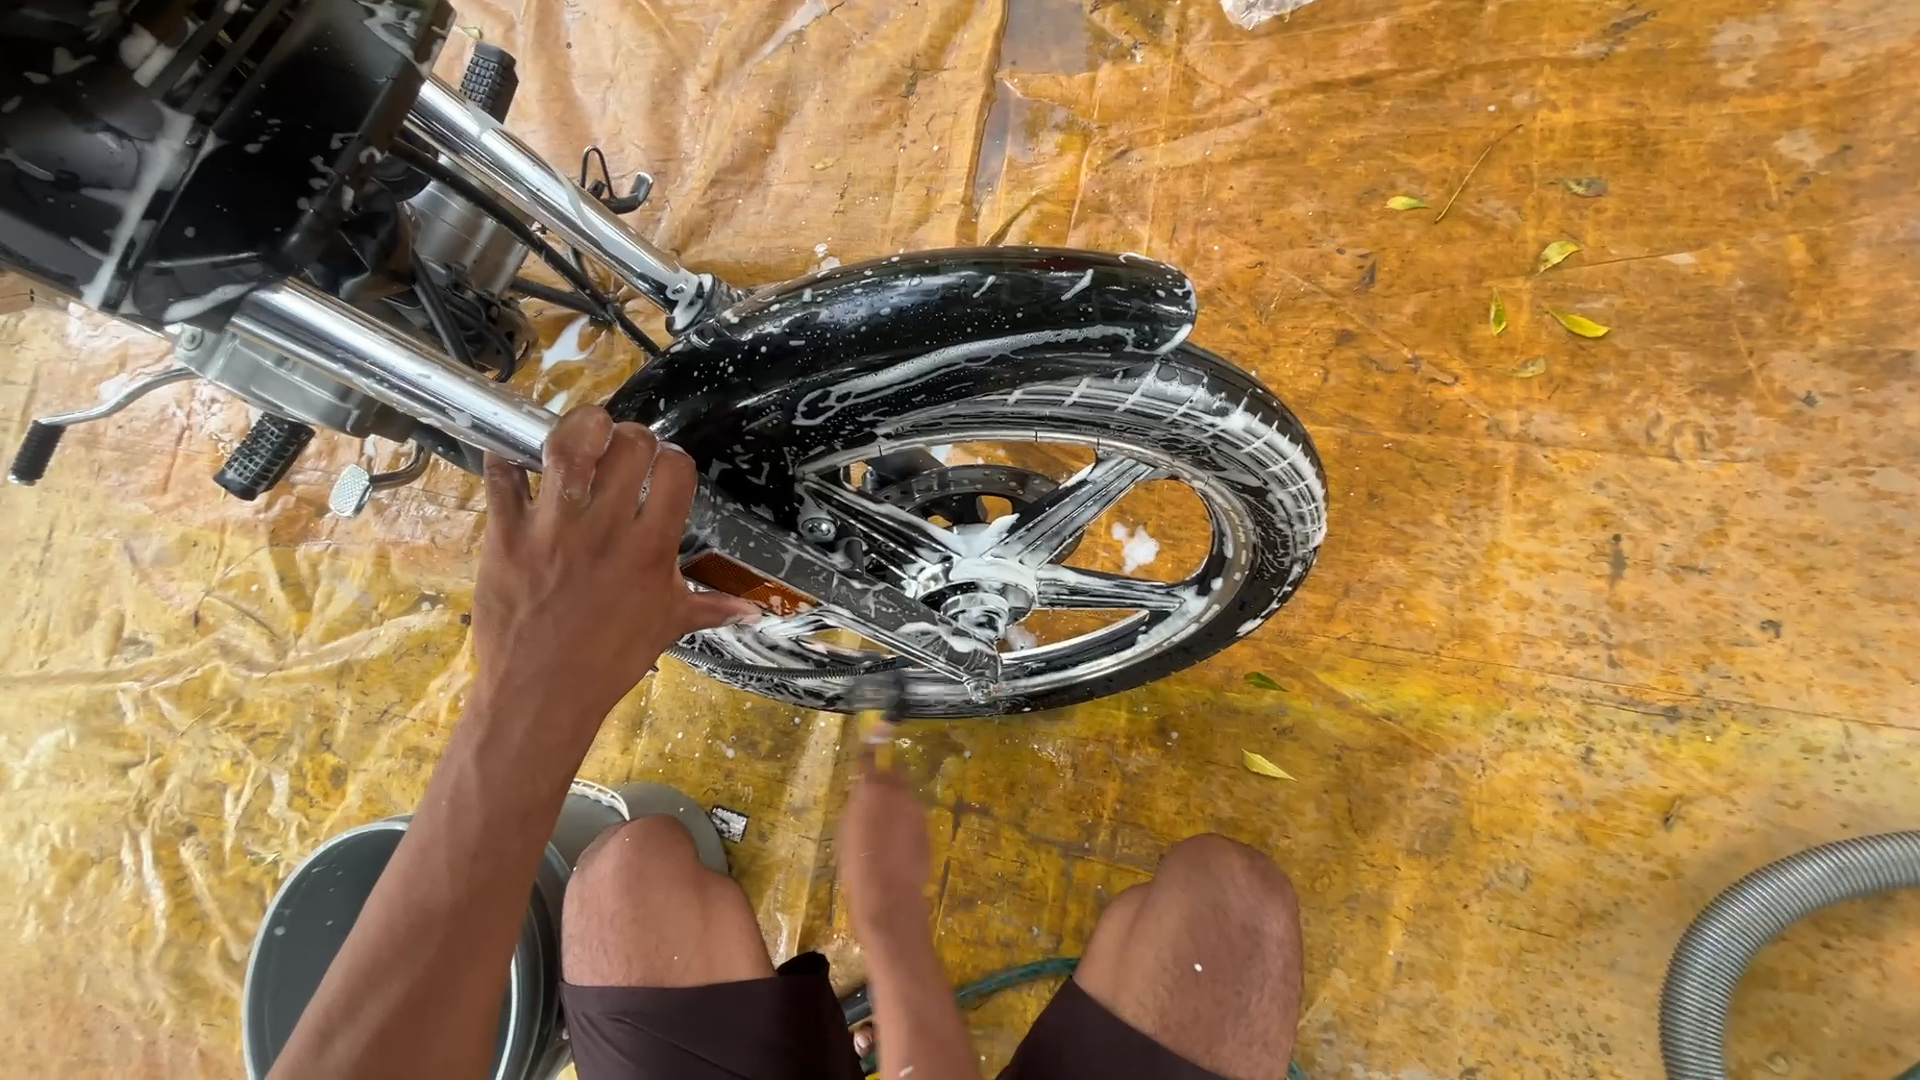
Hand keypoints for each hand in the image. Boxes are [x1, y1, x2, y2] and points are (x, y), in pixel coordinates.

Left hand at [471, 405, 757, 734]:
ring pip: (568, 448)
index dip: (674, 459)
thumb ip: (713, 607)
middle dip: (633, 436)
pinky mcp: (506, 534)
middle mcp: (607, 528)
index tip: (666, 467)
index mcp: (651, 547)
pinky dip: (504, 461)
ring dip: (580, 428)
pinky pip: (501, 479)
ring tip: (585, 432)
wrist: (543, 692)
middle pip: (629, 445)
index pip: (675, 471)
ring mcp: (553, 527)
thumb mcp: (669, 625)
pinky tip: (514, 460)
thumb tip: (754, 611)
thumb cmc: (612, 658)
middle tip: (626, 448)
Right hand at [837, 725, 933, 945]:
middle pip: (893, 776)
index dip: (872, 744)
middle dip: (884, 780)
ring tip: (879, 830)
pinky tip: (892, 846)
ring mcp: (917, 812)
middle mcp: (900, 794)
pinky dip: (903, 825)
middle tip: (869, 797)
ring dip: (894, 805)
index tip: (878, 727)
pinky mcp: (927, 831)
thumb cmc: (857, 866)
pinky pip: (911, 820)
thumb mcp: (846, 830)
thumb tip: (864, 787)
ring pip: (904, 798)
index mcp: (874, 790)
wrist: (889, 900)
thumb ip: (858, 801)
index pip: (871, 758)